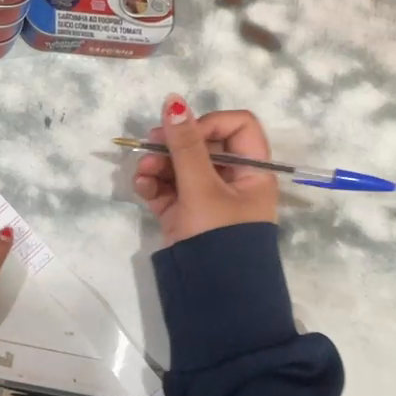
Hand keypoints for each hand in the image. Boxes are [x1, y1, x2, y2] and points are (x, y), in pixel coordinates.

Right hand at [132, 96, 279, 246]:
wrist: (211, 295)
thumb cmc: (218, 235)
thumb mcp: (201, 188)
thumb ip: (185, 145)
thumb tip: (173, 100)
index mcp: (253, 171)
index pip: (237, 127)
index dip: (209, 123)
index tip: (183, 131)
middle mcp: (232, 181)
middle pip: (201, 146)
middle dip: (173, 145)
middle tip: (149, 145)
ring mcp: (206, 199)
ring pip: (179, 167)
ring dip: (157, 165)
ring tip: (142, 174)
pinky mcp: (183, 215)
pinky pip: (166, 189)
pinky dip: (153, 185)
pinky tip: (142, 188)